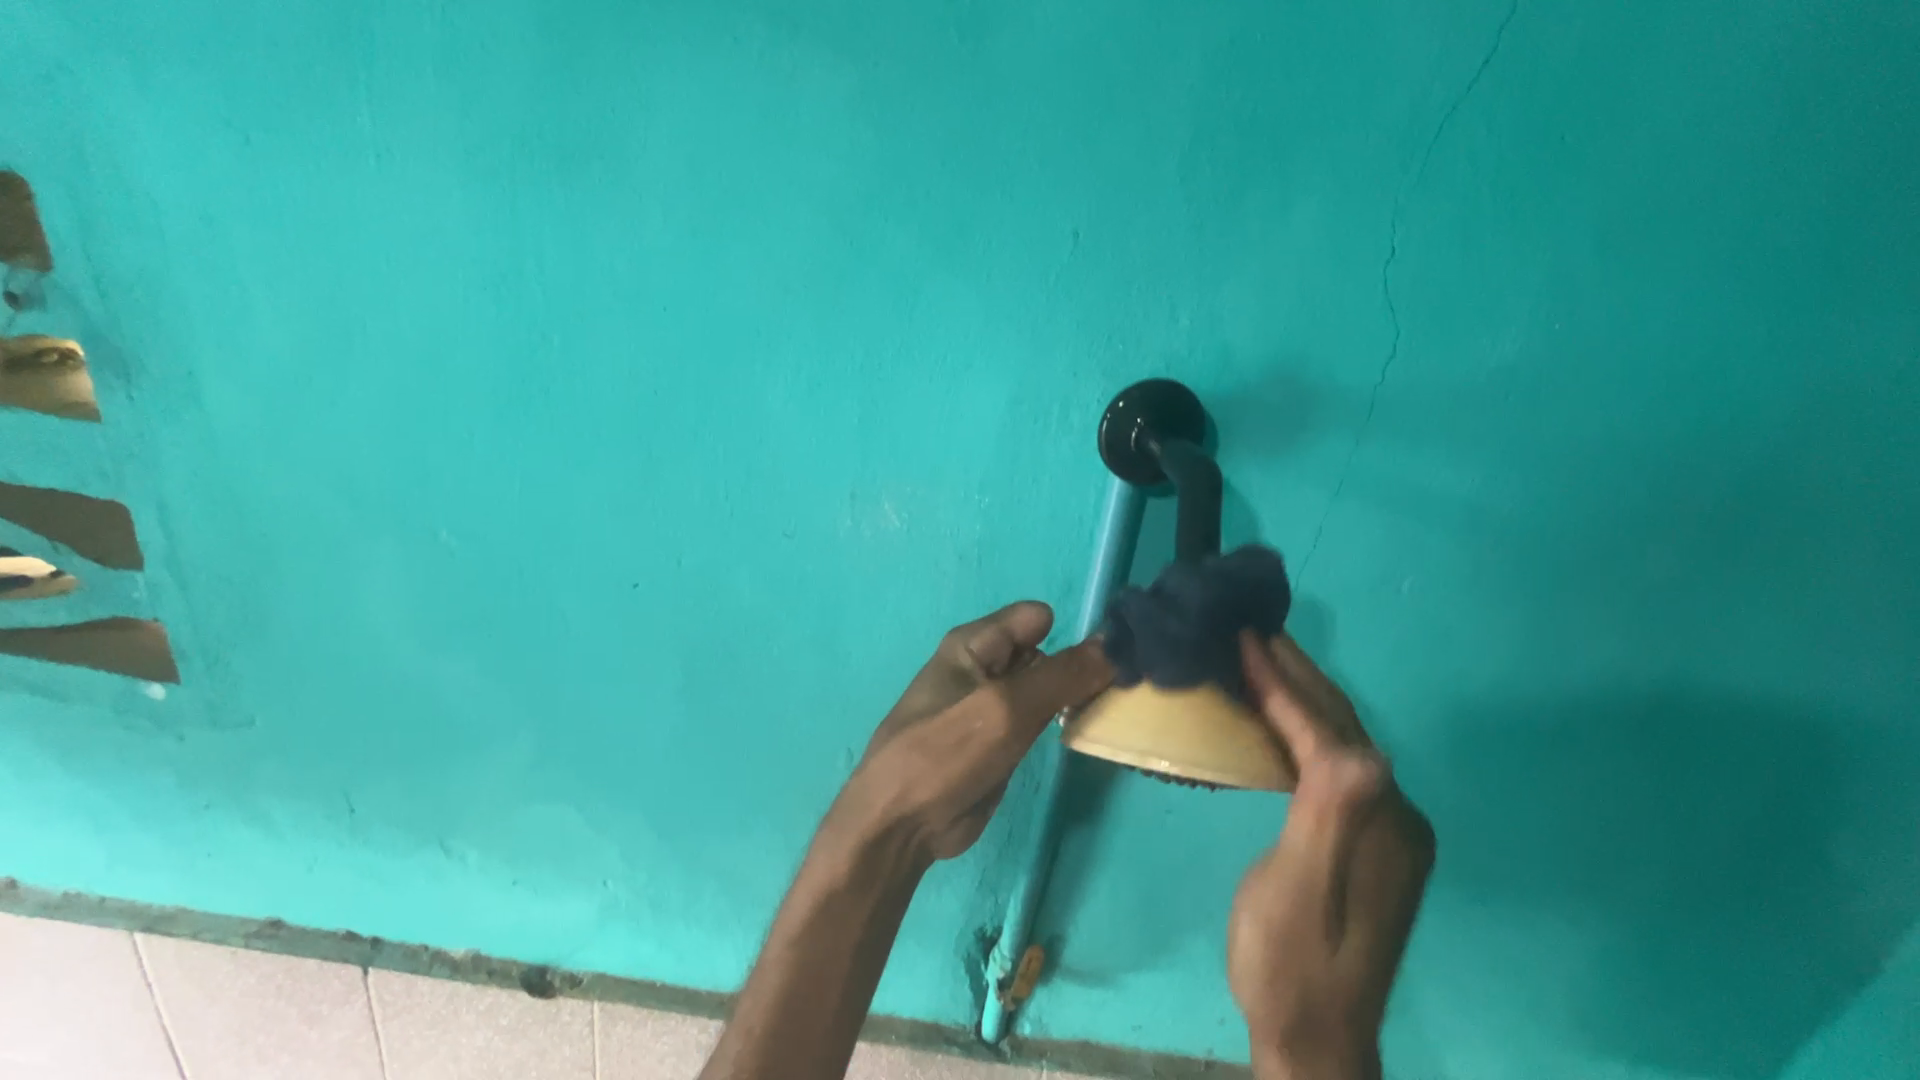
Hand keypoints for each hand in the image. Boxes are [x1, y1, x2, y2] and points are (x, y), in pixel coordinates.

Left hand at [831, 601, 1113, 863]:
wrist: (903, 825)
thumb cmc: (945, 754)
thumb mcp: (1006, 708)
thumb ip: (1062, 675)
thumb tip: (1116, 646)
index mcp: (975, 643)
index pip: (1038, 617)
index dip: (1073, 633)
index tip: (1115, 662)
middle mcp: (985, 666)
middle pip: (1048, 650)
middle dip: (1082, 667)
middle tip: (1126, 693)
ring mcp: (995, 706)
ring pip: (1050, 687)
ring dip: (1079, 697)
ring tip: (1120, 713)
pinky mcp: (1005, 741)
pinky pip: (1044, 719)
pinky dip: (1067, 724)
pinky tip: (1094, 733)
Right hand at [1228, 632, 1434, 1079]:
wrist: (1313, 1037)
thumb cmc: (1287, 961)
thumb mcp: (1297, 891)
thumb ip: (1329, 818)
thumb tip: (1353, 750)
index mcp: (1376, 819)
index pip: (1327, 733)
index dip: (1283, 683)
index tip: (1245, 636)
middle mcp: (1393, 815)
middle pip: (1342, 729)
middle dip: (1298, 677)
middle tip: (1254, 631)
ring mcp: (1385, 831)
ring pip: (1340, 746)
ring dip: (1301, 700)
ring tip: (1261, 662)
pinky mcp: (1369, 846)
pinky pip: (1335, 770)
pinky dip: (1303, 735)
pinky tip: (1279, 726)